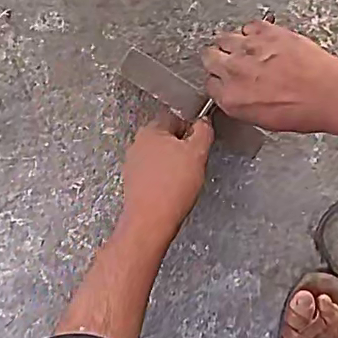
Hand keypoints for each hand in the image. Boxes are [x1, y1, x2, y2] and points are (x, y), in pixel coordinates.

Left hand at [118, 113, 214, 237]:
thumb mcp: (198, 153)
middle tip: (194, 163)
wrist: (150, 221)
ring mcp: (134, 164)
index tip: (201, 142)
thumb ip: (203, 131)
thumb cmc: (170, 188)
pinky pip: (155, 175)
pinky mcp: (134, 182)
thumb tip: (204, 122)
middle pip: (168, 137)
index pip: (176, 117)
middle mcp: (137, 144)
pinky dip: (165, 180)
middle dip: (183, 148)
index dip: (193, 128)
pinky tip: (173, 190)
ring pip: (161, 157)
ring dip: (174, 165)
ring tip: (183, 179)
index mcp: (150, 130)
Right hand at [202, 20, 337, 143]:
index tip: (225, 77)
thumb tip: (238, 94)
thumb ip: (241, 102)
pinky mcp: (265, 32)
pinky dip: (253, 30)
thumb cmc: (303, 110)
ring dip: (232, 42)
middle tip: (230, 59)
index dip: (218, 79)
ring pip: (224, 37)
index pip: (210, 83)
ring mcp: (248, 49)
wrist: (327, 93)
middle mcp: (233, 71)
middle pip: (209, 56)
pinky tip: (262, 38)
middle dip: (218, 58)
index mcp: (230, 98)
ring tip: (245, 47)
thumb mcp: (262, 119)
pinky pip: (249, 25)